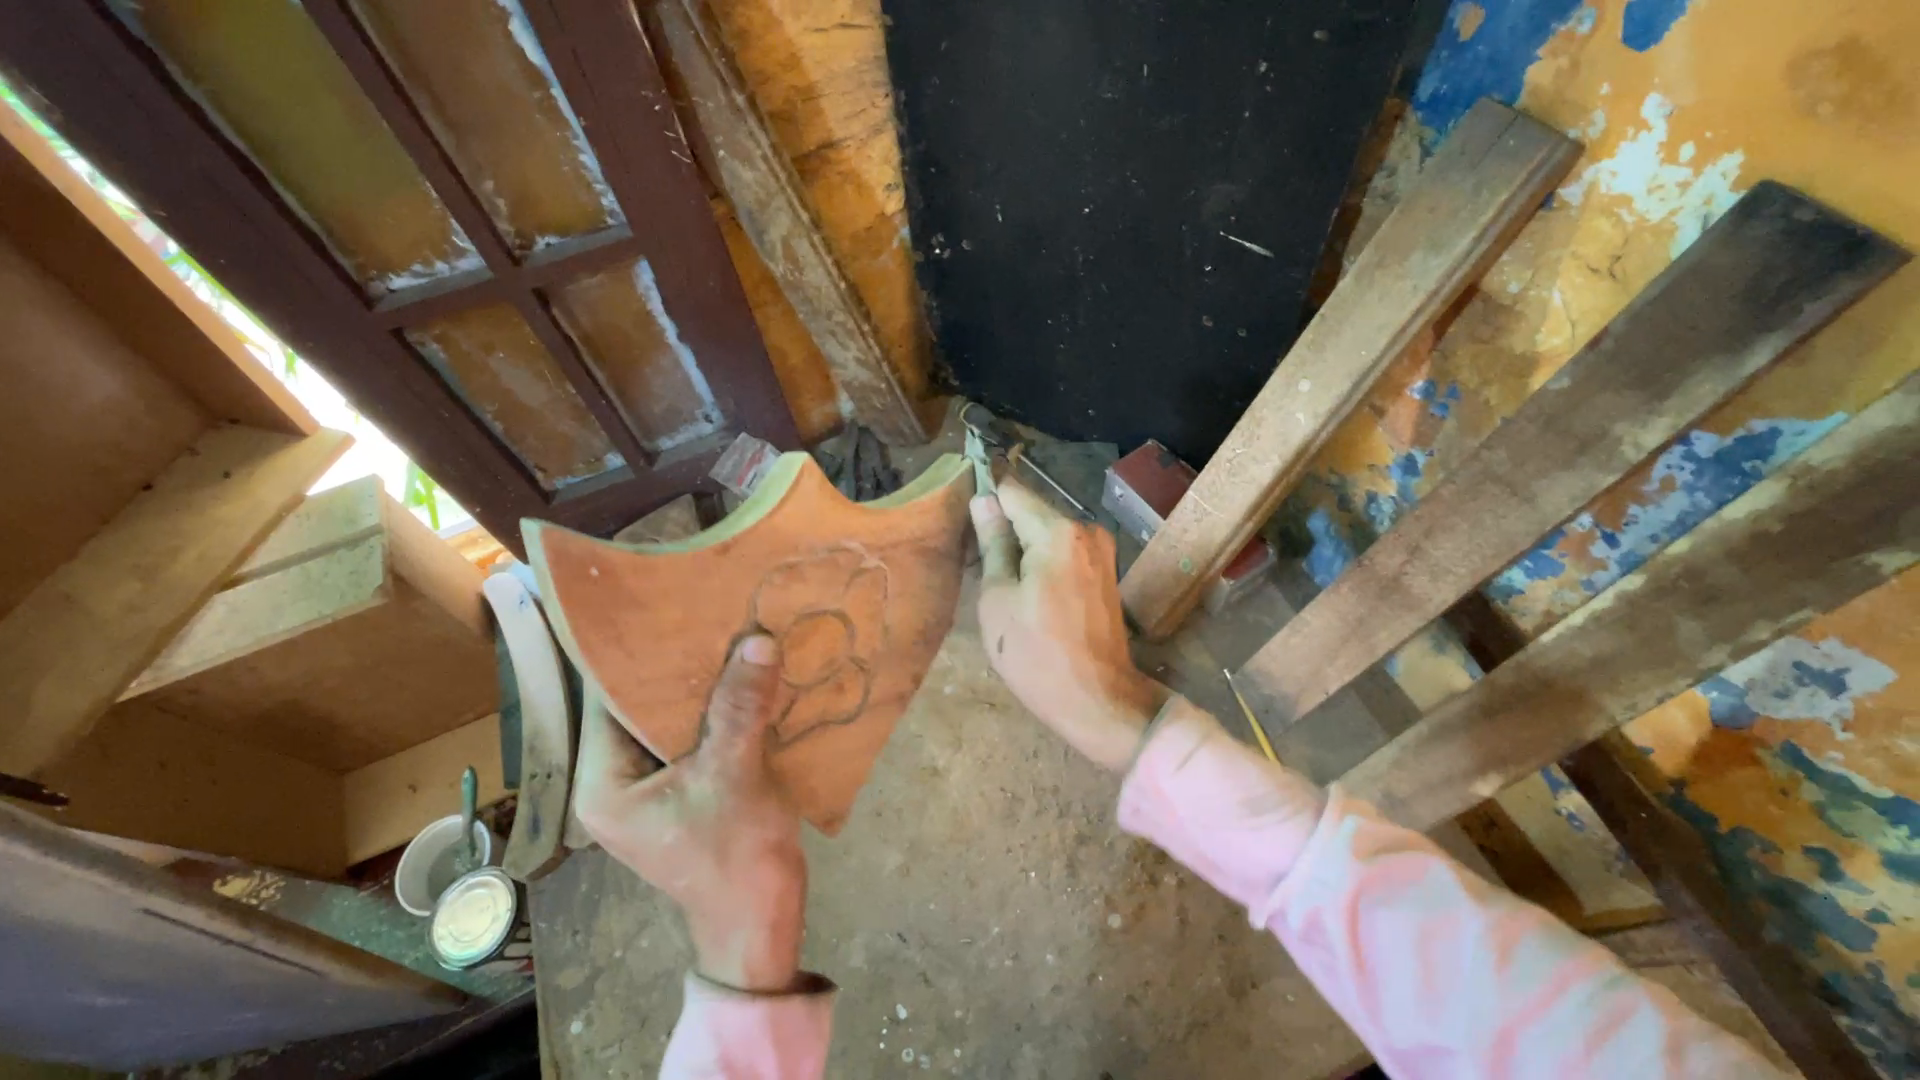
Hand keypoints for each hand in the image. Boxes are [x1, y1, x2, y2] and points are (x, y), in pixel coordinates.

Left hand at [574, 635, 807, 993]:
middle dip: (675, 668)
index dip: (636, 655)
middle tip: (704, 613)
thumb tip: (758, 639)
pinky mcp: (684, 791)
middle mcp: (616, 783)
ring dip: (702, 687)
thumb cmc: (734, 855)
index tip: (664, 606)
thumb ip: (740, 706)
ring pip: (670, 722)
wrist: (763, 919)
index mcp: (602, 784)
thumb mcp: (734, 774)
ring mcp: (651, 789)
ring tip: (728, 634)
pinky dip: (718, 711)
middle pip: (639, 709)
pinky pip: (693, 738)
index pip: (606, 702)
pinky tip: (746, 676)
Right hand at [971, 478, 1166, 770]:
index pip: (1013, 491)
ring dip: (1023, 548)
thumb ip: (993, 544)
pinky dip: (1043, 562)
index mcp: (1058, 531)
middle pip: (1032, 512)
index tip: (962, 505)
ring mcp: (1101, 552)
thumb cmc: (1036, 653)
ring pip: (1048, 534)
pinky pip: (1065, 553)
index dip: (985, 492)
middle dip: (1004, 527)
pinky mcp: (1106, 573)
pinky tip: (1026, 592)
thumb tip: (982, 501)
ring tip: (998, 582)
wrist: (1098, 700)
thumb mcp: (998, 599)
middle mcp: (1086, 530)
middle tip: (976, 560)